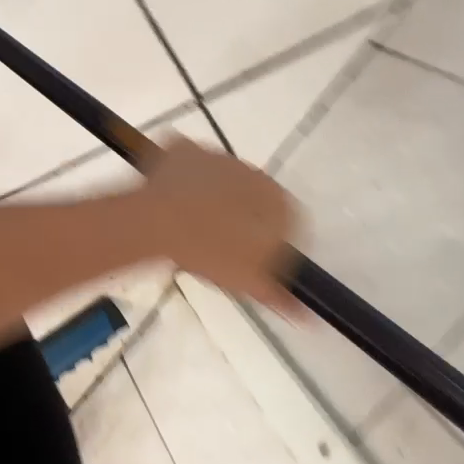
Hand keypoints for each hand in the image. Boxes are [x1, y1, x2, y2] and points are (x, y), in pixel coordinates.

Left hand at [137, 136, 304, 315]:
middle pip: (251, 195)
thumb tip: (306, 317)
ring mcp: (215, 154)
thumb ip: (282, 296)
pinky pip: (185, 158)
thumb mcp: (251, 282)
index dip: (267, 238)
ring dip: (209, 192)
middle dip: (238, 213)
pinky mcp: (181, 146)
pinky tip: (169, 193)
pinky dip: (179, 171)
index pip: (286, 220)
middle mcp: (253, 171)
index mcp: (280, 202)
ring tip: (187, 218)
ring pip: (218, 176)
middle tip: (215, 239)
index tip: (249, 253)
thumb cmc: (209, 252)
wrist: (157, 222)